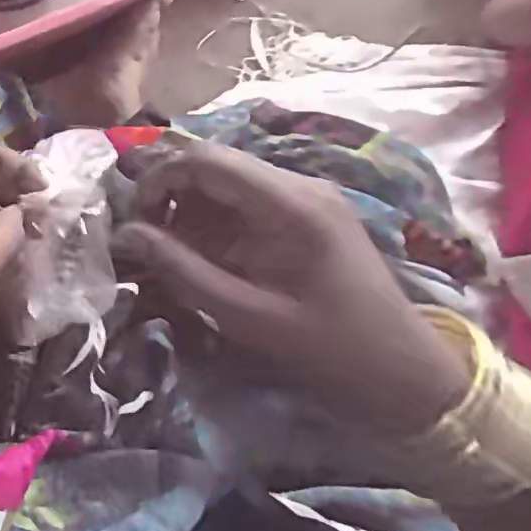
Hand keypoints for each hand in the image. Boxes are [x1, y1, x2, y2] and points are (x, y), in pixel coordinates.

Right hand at [115, 140, 470, 434]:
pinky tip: (203, 253)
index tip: (136, 221)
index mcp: (289, 205)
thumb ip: (180, 270)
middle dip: (167, 192)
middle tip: (146, 235)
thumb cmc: (327, 346)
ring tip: (171, 250)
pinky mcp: (301, 210)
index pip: (204, 160)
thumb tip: (125, 234)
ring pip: (220, 178)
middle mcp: (296, 185)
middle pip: (210, 162)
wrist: (405, 370)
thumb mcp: (244, 314)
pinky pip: (239, 198)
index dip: (157, 180)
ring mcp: (302, 194)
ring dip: (185, 206)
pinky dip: (208, 218)